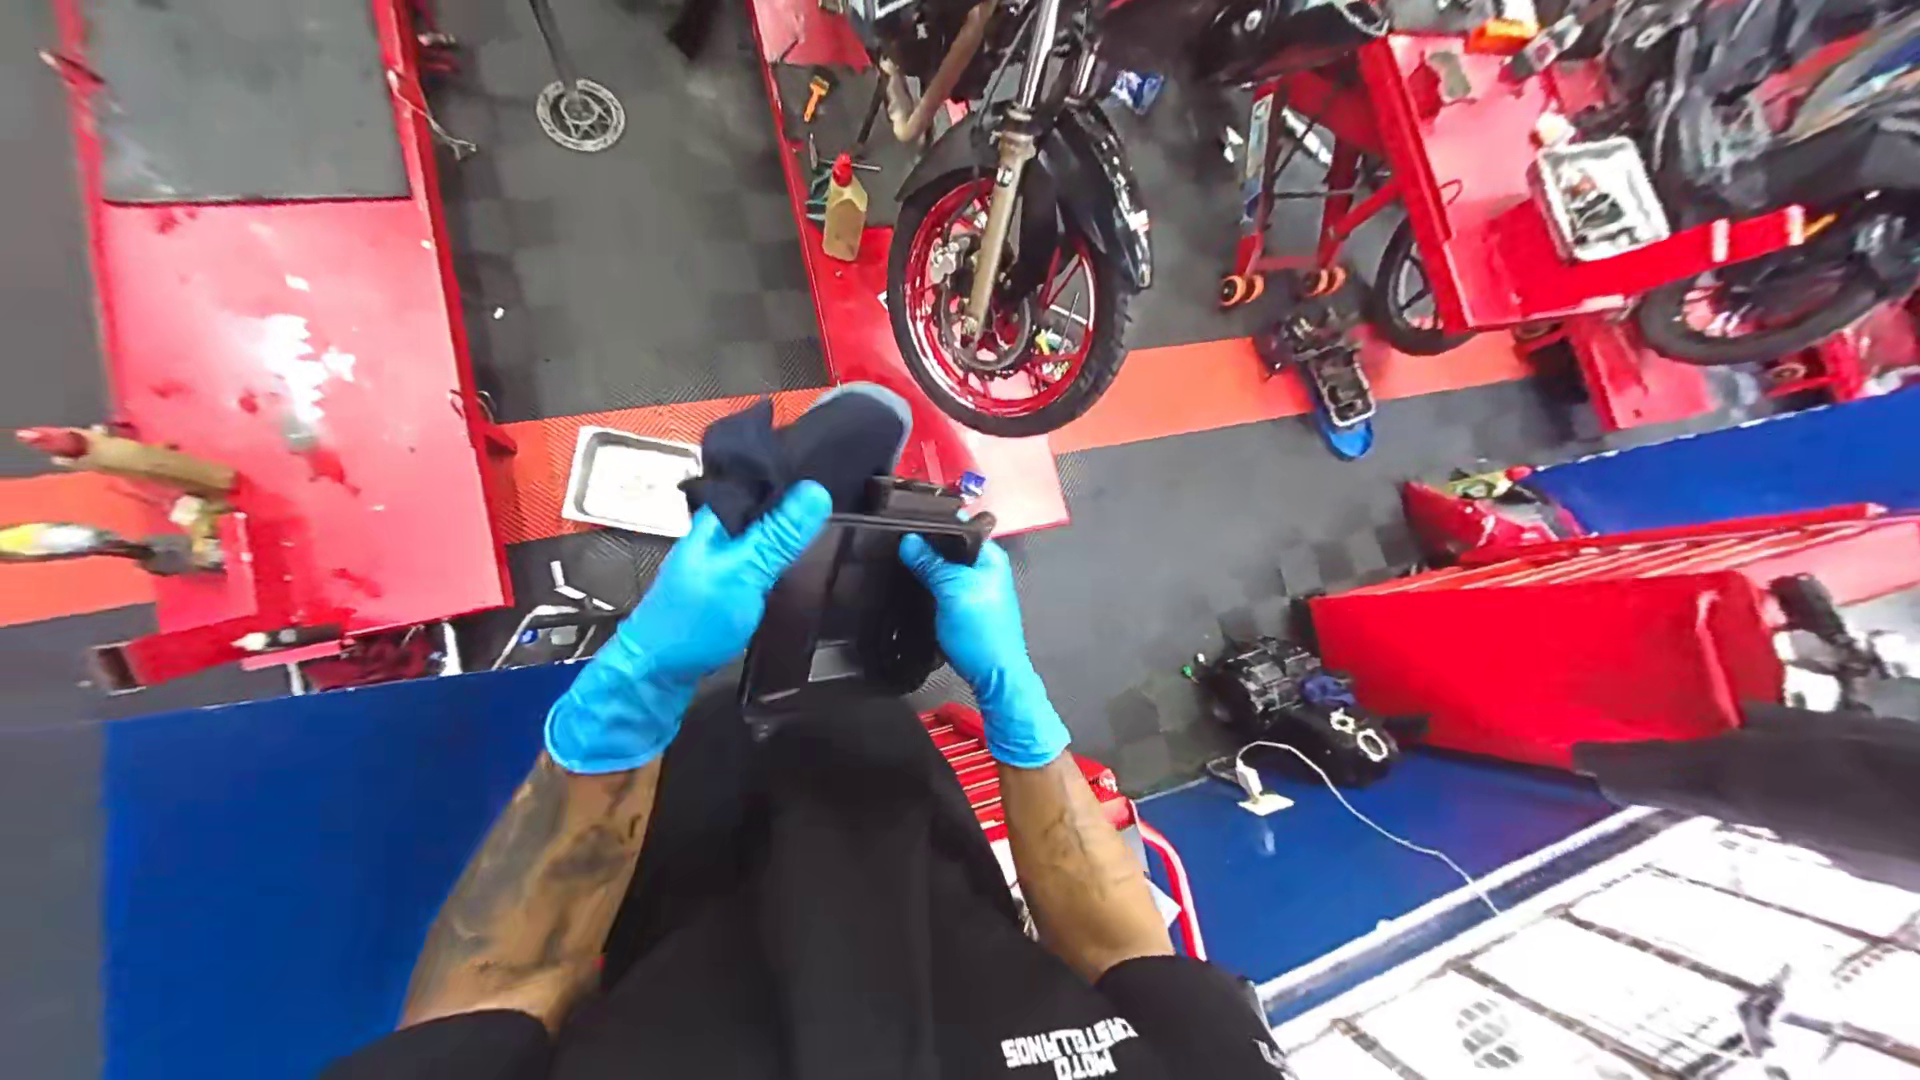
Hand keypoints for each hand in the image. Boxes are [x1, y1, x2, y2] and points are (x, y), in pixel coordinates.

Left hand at [547, 482, 832, 772]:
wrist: (659, 671)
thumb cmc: (691, 623)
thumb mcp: (743, 573)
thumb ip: (778, 536)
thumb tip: (815, 493)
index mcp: (718, 517)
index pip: (764, 479)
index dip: (799, 477)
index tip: (836, 479)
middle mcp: (720, 530)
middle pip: (769, 503)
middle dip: (802, 504)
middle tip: (841, 506)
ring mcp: (724, 554)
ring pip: (768, 529)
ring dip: (794, 529)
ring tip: (827, 528)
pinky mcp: (731, 575)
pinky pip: (765, 552)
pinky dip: (784, 553)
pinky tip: (799, 560)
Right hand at [900, 534, 1068, 767]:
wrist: (994, 675)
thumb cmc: (984, 636)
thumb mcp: (951, 591)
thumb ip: (931, 563)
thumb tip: (910, 542)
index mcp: (990, 557)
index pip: (960, 527)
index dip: (935, 526)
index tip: (910, 526)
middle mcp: (986, 569)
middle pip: (950, 549)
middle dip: (927, 549)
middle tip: (903, 549)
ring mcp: (976, 589)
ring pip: (945, 570)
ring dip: (928, 571)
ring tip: (908, 569)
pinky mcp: (966, 607)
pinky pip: (944, 589)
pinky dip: (931, 589)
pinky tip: (919, 592)